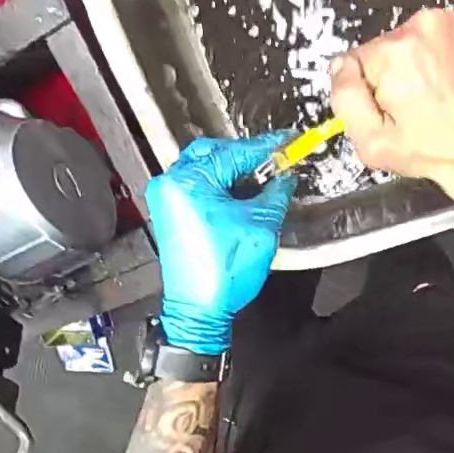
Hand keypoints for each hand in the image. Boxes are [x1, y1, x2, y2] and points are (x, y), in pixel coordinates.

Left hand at [145, 132, 294, 355]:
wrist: (199, 311)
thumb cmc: (222, 274)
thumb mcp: (261, 227)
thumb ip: (275, 194)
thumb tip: (285, 178)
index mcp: (189, 182)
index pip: (235, 152)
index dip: (266, 147)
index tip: (286, 141)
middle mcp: (171, 185)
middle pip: (213, 153)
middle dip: (245, 156)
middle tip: (273, 160)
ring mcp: (167, 200)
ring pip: (204, 169)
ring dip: (232, 171)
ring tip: (261, 179)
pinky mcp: (171, 215)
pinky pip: (196, 187)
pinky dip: (219, 186)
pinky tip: (241, 195)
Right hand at [329, 9, 453, 210]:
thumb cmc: (430, 149)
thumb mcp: (372, 142)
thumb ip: (345, 100)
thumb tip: (338, 68)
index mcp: (395, 54)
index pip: (352, 63)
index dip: (366, 91)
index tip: (387, 109)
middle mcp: (420, 28)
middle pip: (377, 52)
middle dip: (385, 79)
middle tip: (407, 108)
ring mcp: (442, 22)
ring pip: (398, 46)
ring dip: (406, 69)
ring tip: (425, 98)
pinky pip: (420, 40)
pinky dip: (425, 60)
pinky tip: (436, 84)